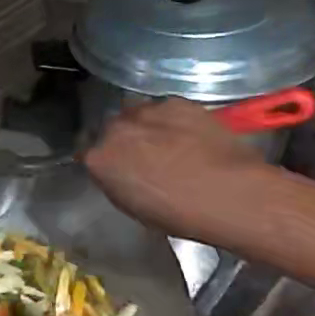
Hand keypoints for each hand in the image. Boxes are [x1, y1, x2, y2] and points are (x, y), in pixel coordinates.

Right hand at [81, 98, 276, 242]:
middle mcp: (116, 128)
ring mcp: (147, 111)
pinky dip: (171, 120)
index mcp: (100, 158)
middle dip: (122, 140)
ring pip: (137, 114)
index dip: (102, 161)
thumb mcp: (135, 207)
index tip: (114, 169)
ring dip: (145, 126)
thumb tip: (119, 172)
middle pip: (111, 128)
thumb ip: (117, 182)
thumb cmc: (178, 213)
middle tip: (143, 157)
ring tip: (167, 144)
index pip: (87, 153)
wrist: (227, 191)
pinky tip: (189, 136)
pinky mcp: (176, 102)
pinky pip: (165, 109)